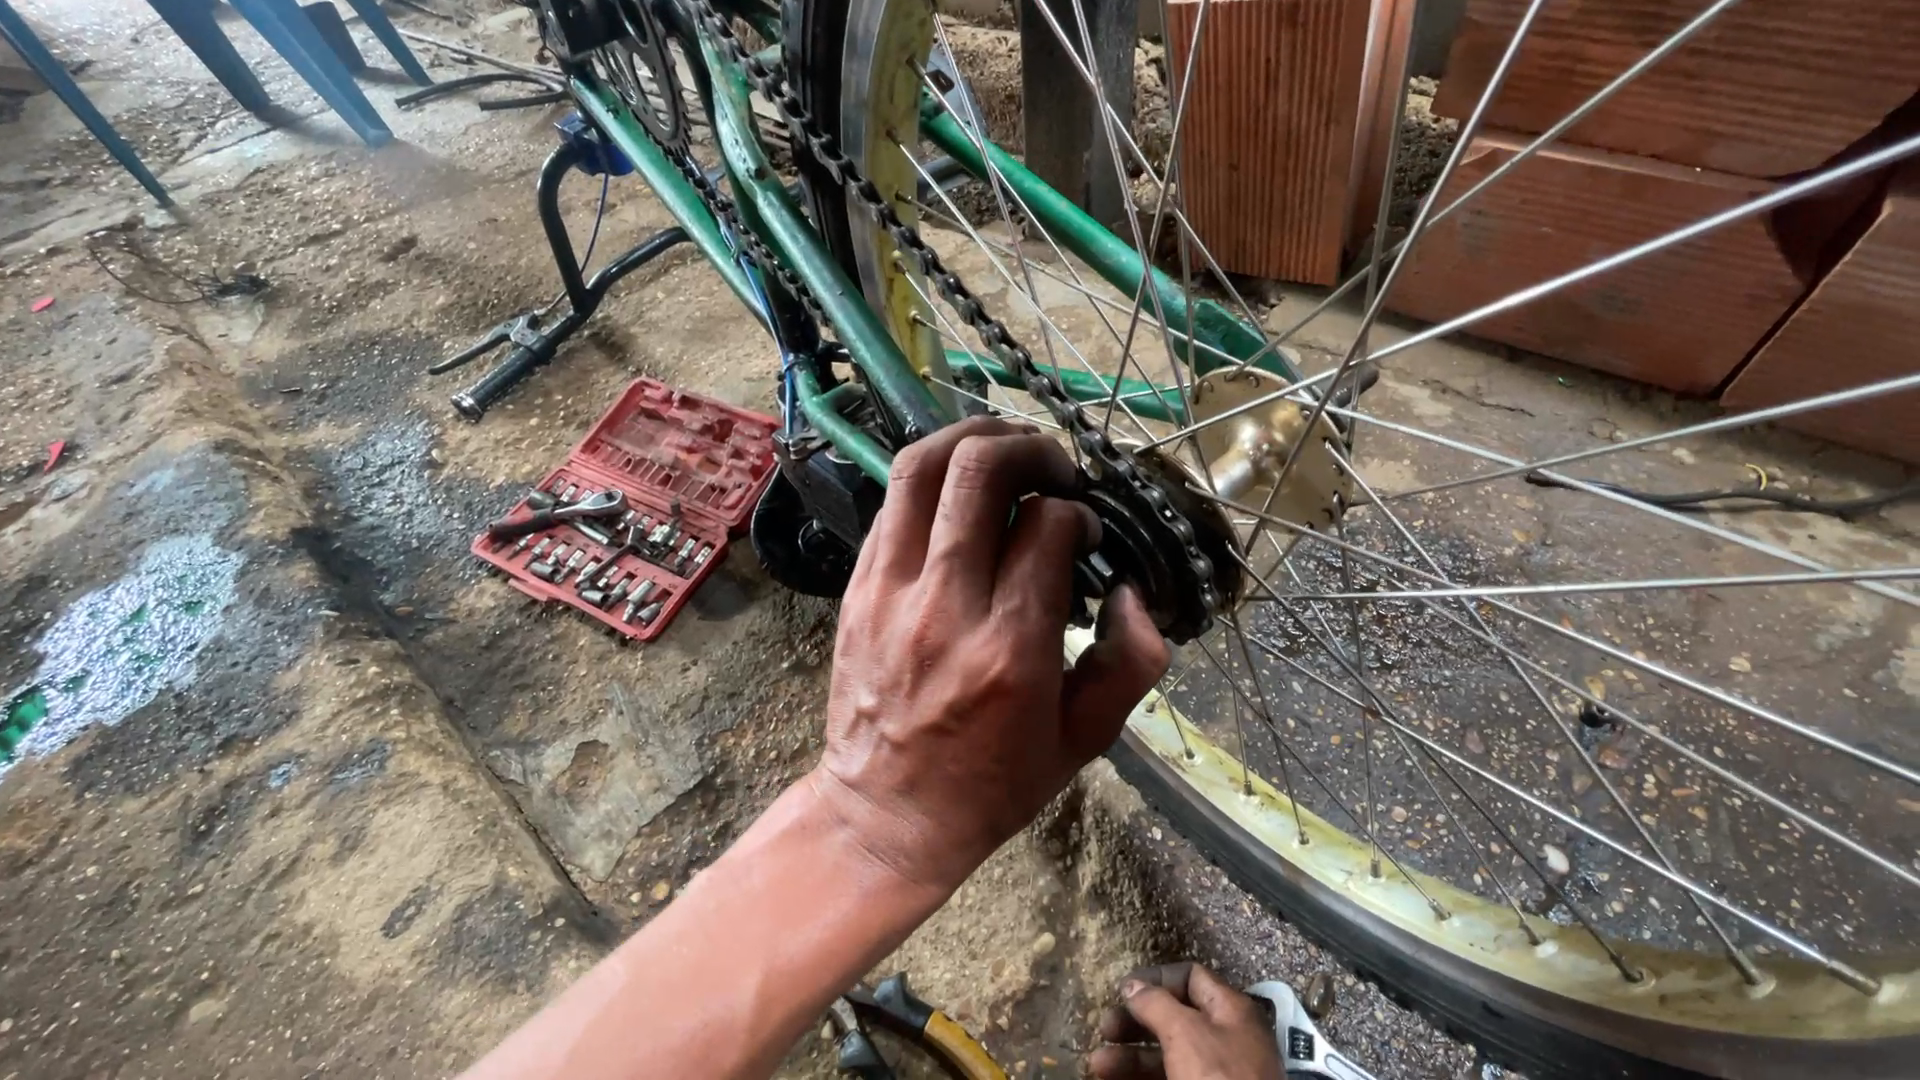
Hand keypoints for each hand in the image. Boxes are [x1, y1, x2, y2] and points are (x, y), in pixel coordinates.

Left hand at [810, 415, 1169, 891]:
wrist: (887, 814)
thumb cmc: (993, 783)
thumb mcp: (1085, 740)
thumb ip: (1133, 662)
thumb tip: (1130, 590)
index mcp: (1011, 647)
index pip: (1047, 526)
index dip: (1077, 513)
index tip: (1083, 535)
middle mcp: (946, 605)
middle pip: (979, 470)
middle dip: (1029, 448)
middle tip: (1053, 470)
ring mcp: (889, 590)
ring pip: (921, 467)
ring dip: (972, 439)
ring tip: (1005, 449)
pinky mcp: (857, 589)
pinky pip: (892, 503)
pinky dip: (932, 480)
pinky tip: (958, 494)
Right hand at [1090, 963, 1281, 1079]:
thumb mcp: (1185, 1033)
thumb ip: (1155, 1003)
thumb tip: (1132, 985)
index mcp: (1230, 1012)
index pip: (1190, 978)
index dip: (1155, 979)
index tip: (1122, 990)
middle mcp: (1223, 1041)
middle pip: (1172, 1018)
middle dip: (1134, 1022)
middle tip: (1105, 1029)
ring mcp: (1214, 1077)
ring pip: (1165, 1057)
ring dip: (1129, 1058)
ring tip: (1096, 1066)